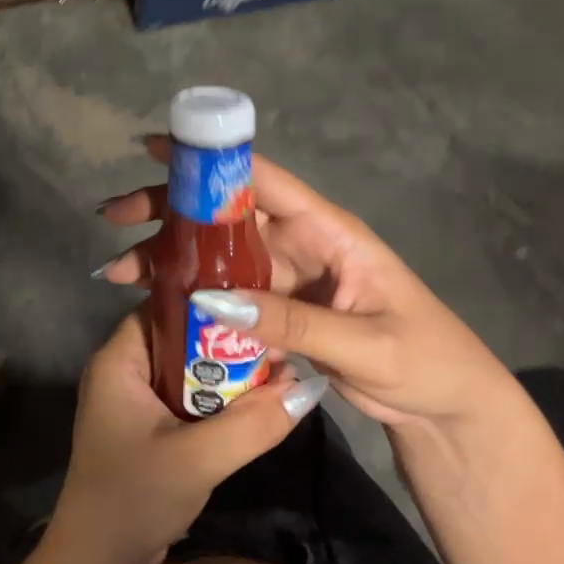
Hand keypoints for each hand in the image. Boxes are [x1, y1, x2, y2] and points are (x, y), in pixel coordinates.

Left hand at [39, 311, 326, 563]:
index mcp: (116, 360)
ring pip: (183, 373)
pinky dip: (214, 403)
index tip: (255, 308)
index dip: (205, 307)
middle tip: (278, 344)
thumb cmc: (136, 493)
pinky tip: (254, 406)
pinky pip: (182, 401)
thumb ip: (251, 425)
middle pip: (176, 341)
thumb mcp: (199, 458)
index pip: (160, 311)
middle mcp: (119, 371)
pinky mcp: (145, 428)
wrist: (100, 554)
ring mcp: (131, 401)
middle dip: (224, 344)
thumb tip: (306, 389)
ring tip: (278, 371)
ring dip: (224, 377)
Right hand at [95, 140, 513, 430]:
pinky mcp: (271, 306)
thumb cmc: (428, 363)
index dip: (209, 161)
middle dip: (165, 208)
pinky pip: (218, 289)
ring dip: (163, 254)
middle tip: (114, 214)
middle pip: (220, 212)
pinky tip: (146, 296)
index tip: (154, 148)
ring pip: (210, 252)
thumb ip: (292, 324)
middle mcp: (297, 242)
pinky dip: (181, 290)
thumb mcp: (368, 345)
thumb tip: (210, 301)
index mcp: (327, 231)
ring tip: (117, 270)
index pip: (262, 180)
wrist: (449, 415)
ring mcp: (281, 274)